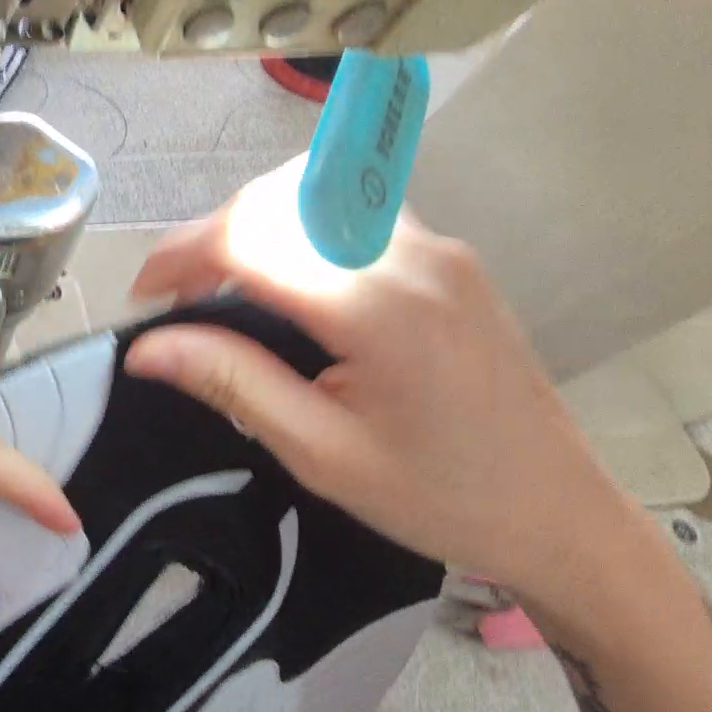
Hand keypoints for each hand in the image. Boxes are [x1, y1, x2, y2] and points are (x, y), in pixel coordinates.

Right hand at [123, 160, 637, 598]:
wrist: (566, 517)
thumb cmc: (440, 497)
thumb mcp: (321, 453)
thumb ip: (230, 382)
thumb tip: (145, 347)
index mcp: (376, 308)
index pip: (248, 237)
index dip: (178, 256)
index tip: (144, 300)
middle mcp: (407, 256)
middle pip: (274, 200)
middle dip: (209, 238)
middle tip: (182, 300)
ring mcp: (434, 248)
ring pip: (309, 195)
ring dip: (250, 228)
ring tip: (226, 290)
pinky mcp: (445, 256)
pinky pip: (346, 213)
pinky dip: (294, 231)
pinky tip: (287, 285)